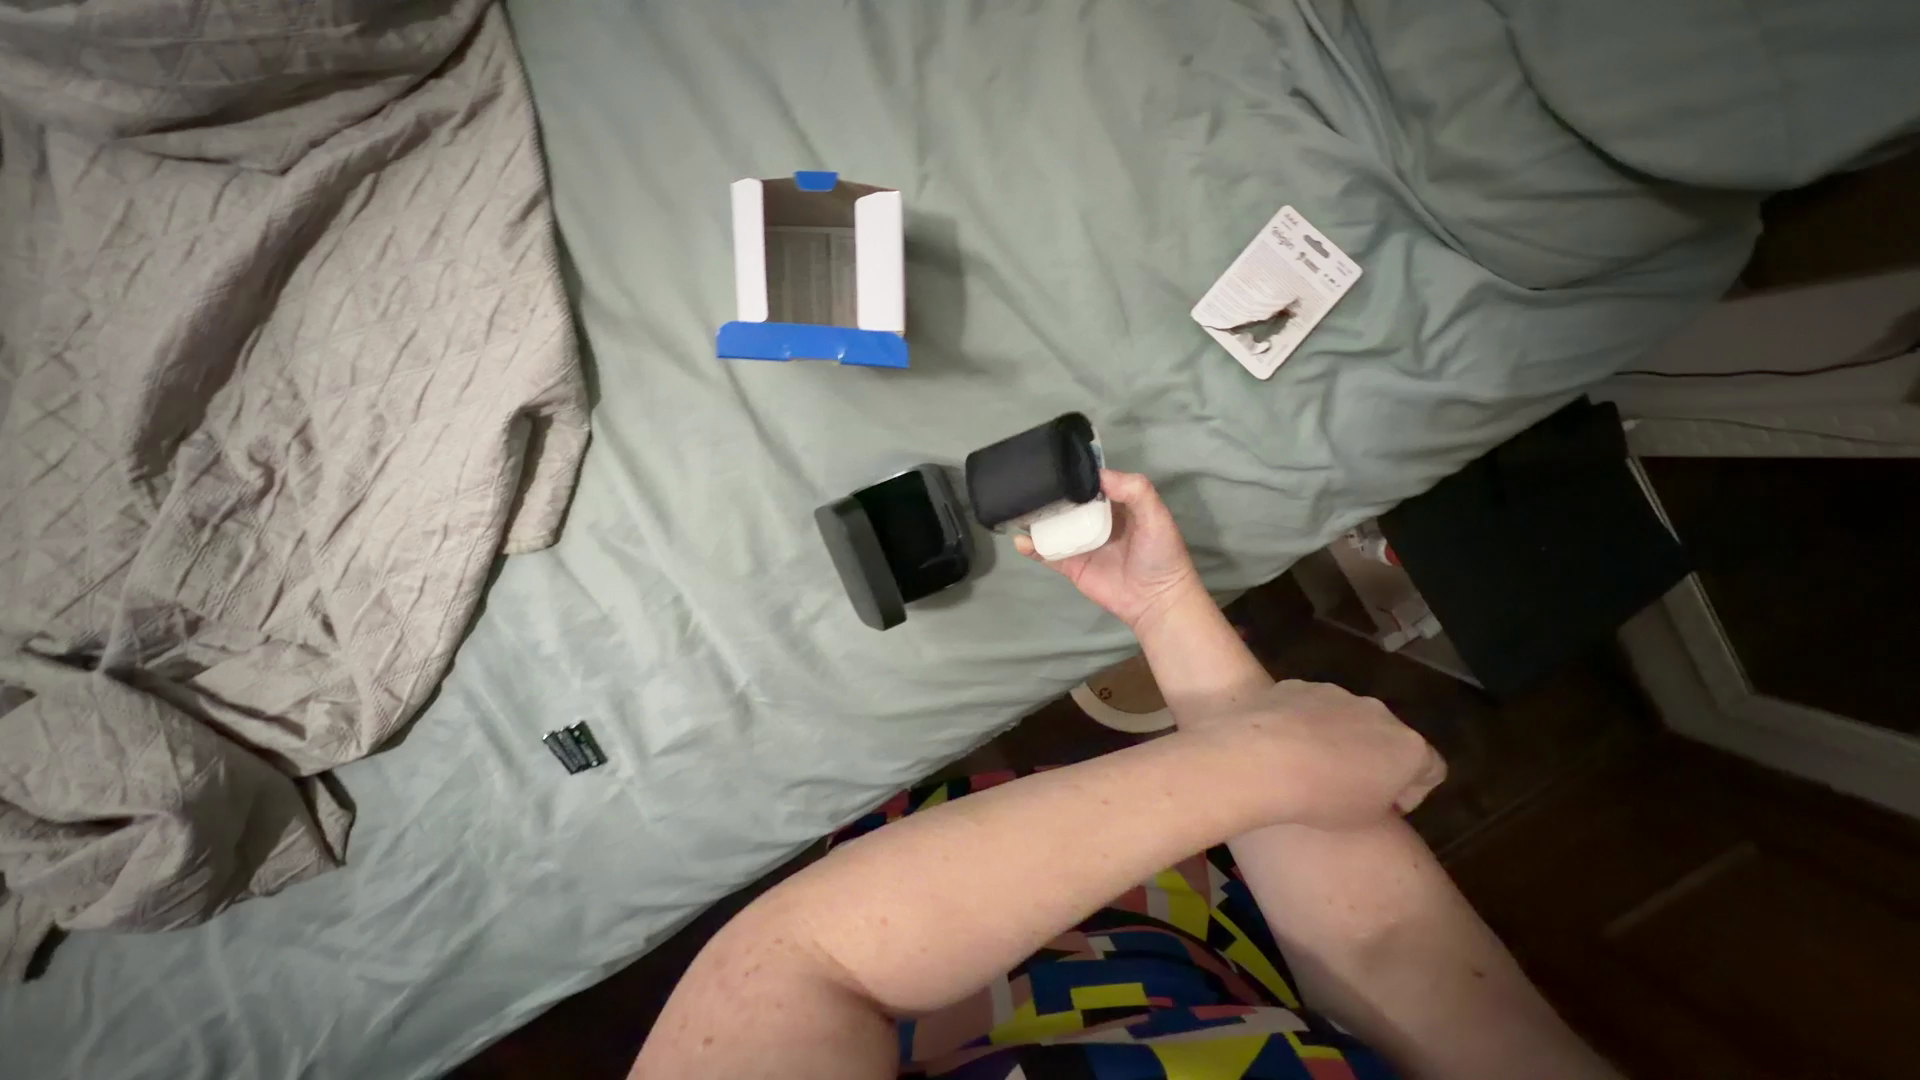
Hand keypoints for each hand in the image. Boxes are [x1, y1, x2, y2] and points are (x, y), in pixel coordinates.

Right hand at [1015, 470, 1202, 631]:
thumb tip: (1098, 475)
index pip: (1090, 484)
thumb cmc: (1160, 553)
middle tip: (1027, 484)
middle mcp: (1095, 521)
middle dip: (1049, 494)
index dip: (1074, 474)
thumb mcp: (1156, 514)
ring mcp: (1081, 543)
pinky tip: (1020, 541)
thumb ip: (1134, 489)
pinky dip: (1032, 547)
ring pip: (1053, 526)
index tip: (1053, 463)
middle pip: (1067, 504)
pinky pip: (1048, 554)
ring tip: (1017, 508)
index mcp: (1115, 505)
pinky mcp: (1071, 565)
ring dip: (1036, 518)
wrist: (1156, 600)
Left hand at [1192, 680, 1446, 829]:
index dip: (1413, 792)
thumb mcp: (1366, 816)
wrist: (1257, 758)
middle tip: (1346, 787)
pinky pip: (1308, 707)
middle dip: (1373, 759)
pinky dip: (1302, 723)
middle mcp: (1377, 711)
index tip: (1388, 807)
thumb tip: (1371, 782)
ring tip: (1306, 766)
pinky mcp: (1295, 685)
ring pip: (1345, 718)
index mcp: (1408, 745)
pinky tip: (1279, 745)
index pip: (1432, 768)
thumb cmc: (1321, 797)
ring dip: (1336, 738)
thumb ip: (1382, 796)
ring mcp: (1334, 693)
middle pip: (1387, 737)